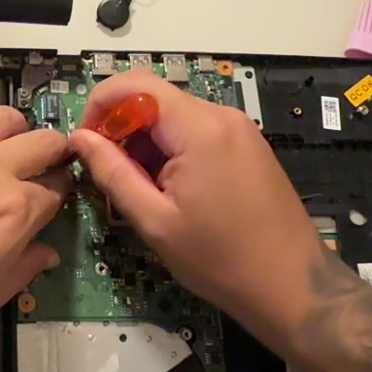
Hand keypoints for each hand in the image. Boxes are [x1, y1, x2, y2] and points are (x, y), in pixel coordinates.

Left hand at [0, 101, 69, 371]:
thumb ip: (20, 270)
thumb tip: (42, 252)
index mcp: (14, 213)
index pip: (58, 191)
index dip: (59, 197)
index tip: (53, 202)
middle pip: (42, 142)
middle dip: (51, 155)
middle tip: (40, 171)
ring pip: (1, 115)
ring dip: (11, 132)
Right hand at [68, 71, 326, 342]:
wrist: (292, 286)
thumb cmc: (220, 259)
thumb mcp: (155, 221)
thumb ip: (112, 172)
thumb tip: (79, 138)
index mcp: (199, 128)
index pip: (135, 85)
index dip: (100, 104)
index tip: (85, 141)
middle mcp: (221, 115)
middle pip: (154, 98)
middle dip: (121, 126)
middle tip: (108, 172)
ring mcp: (238, 128)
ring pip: (173, 114)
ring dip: (145, 140)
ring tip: (139, 189)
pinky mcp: (246, 144)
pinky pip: (195, 129)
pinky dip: (170, 147)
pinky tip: (168, 188)